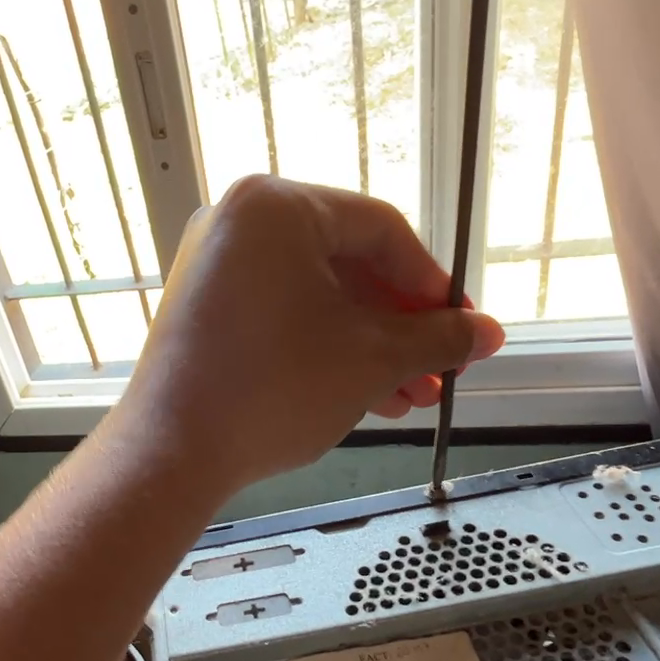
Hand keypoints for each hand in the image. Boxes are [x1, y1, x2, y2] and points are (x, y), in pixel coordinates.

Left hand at [112, 175, 504, 491]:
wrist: (171, 454)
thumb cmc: (275, 389)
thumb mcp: (370, 359)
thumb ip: (437, 338)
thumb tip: (488, 333)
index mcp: (276, 206)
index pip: (380, 229)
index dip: (432, 283)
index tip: (463, 327)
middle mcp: (238, 221)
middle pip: (347, 266)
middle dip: (400, 328)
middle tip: (438, 372)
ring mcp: (213, 265)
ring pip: (314, 297)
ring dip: (367, 347)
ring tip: (408, 397)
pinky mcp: (201, 308)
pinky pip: (279, 314)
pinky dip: (322, 347)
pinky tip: (364, 394)